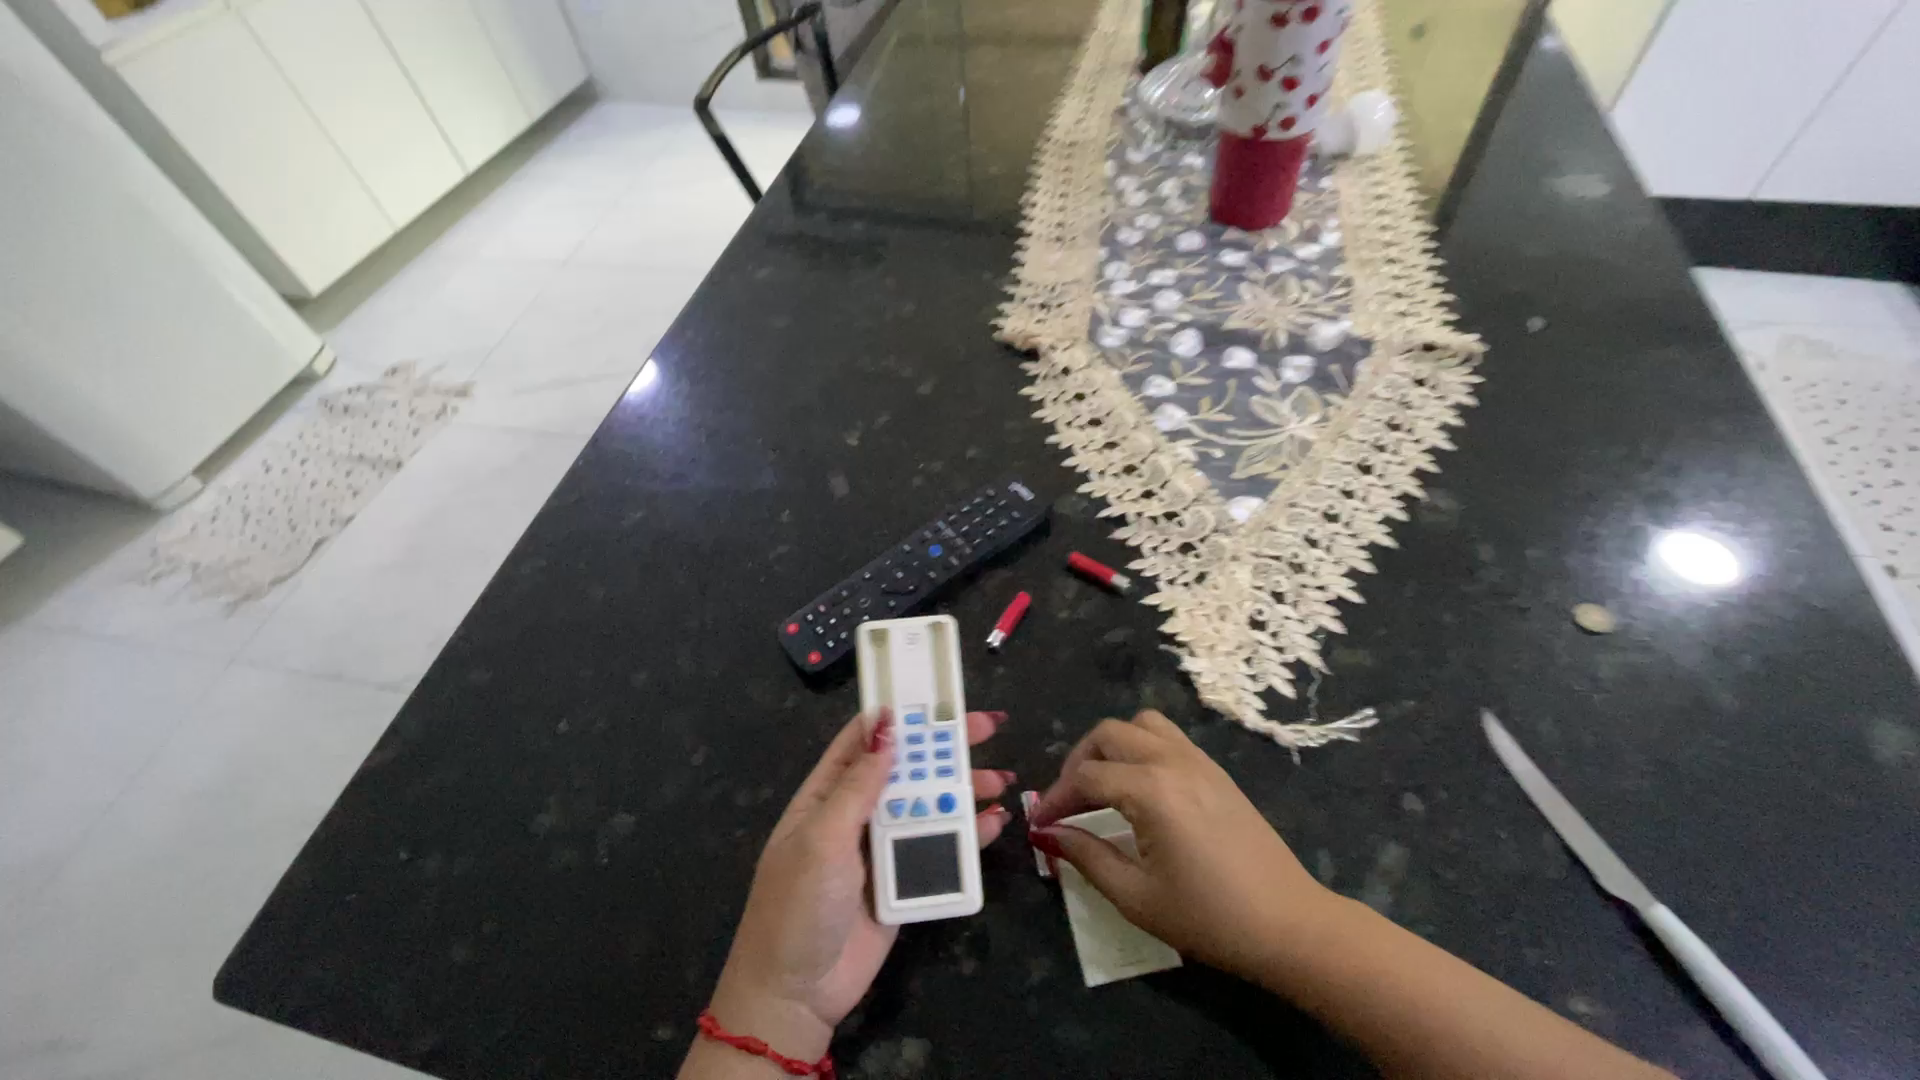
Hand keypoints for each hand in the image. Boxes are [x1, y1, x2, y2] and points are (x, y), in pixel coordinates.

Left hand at [701, 709, 1012, 1063]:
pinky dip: (967, 834)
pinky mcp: (904, 880)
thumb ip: (859, 786)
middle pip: (907, 769)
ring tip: (1000, 779)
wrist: (796, 993)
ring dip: (964, 790)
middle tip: (987, 727)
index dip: (898, 716)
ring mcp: (882, 848)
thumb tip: (887, 729)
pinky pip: (940, 848)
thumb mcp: (823, 838)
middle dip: (944, 748)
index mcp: (826, 795)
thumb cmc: (798, 906)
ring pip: (929, 806)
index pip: (864, 740)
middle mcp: (857, 813)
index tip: (936, 696)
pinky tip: (992, 823)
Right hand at [1027, 709, 1336, 980]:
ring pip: (1142, 724)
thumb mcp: (1137, 897)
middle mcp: (1173, 761)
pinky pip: (1169, 737)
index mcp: (1151, 790)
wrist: (1289, 925)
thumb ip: (1087, 857)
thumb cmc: (1209, 918)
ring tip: (1103, 786)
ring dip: (1113, 746)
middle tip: (1069, 802)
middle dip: (1079, 762)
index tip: (1041, 826)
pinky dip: (1142, 748)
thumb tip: (1049, 834)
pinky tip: (1140, 789)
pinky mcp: (1217, 772)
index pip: (1086, 777)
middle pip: (1109, 734)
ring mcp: (1200, 761)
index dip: (1056, 799)